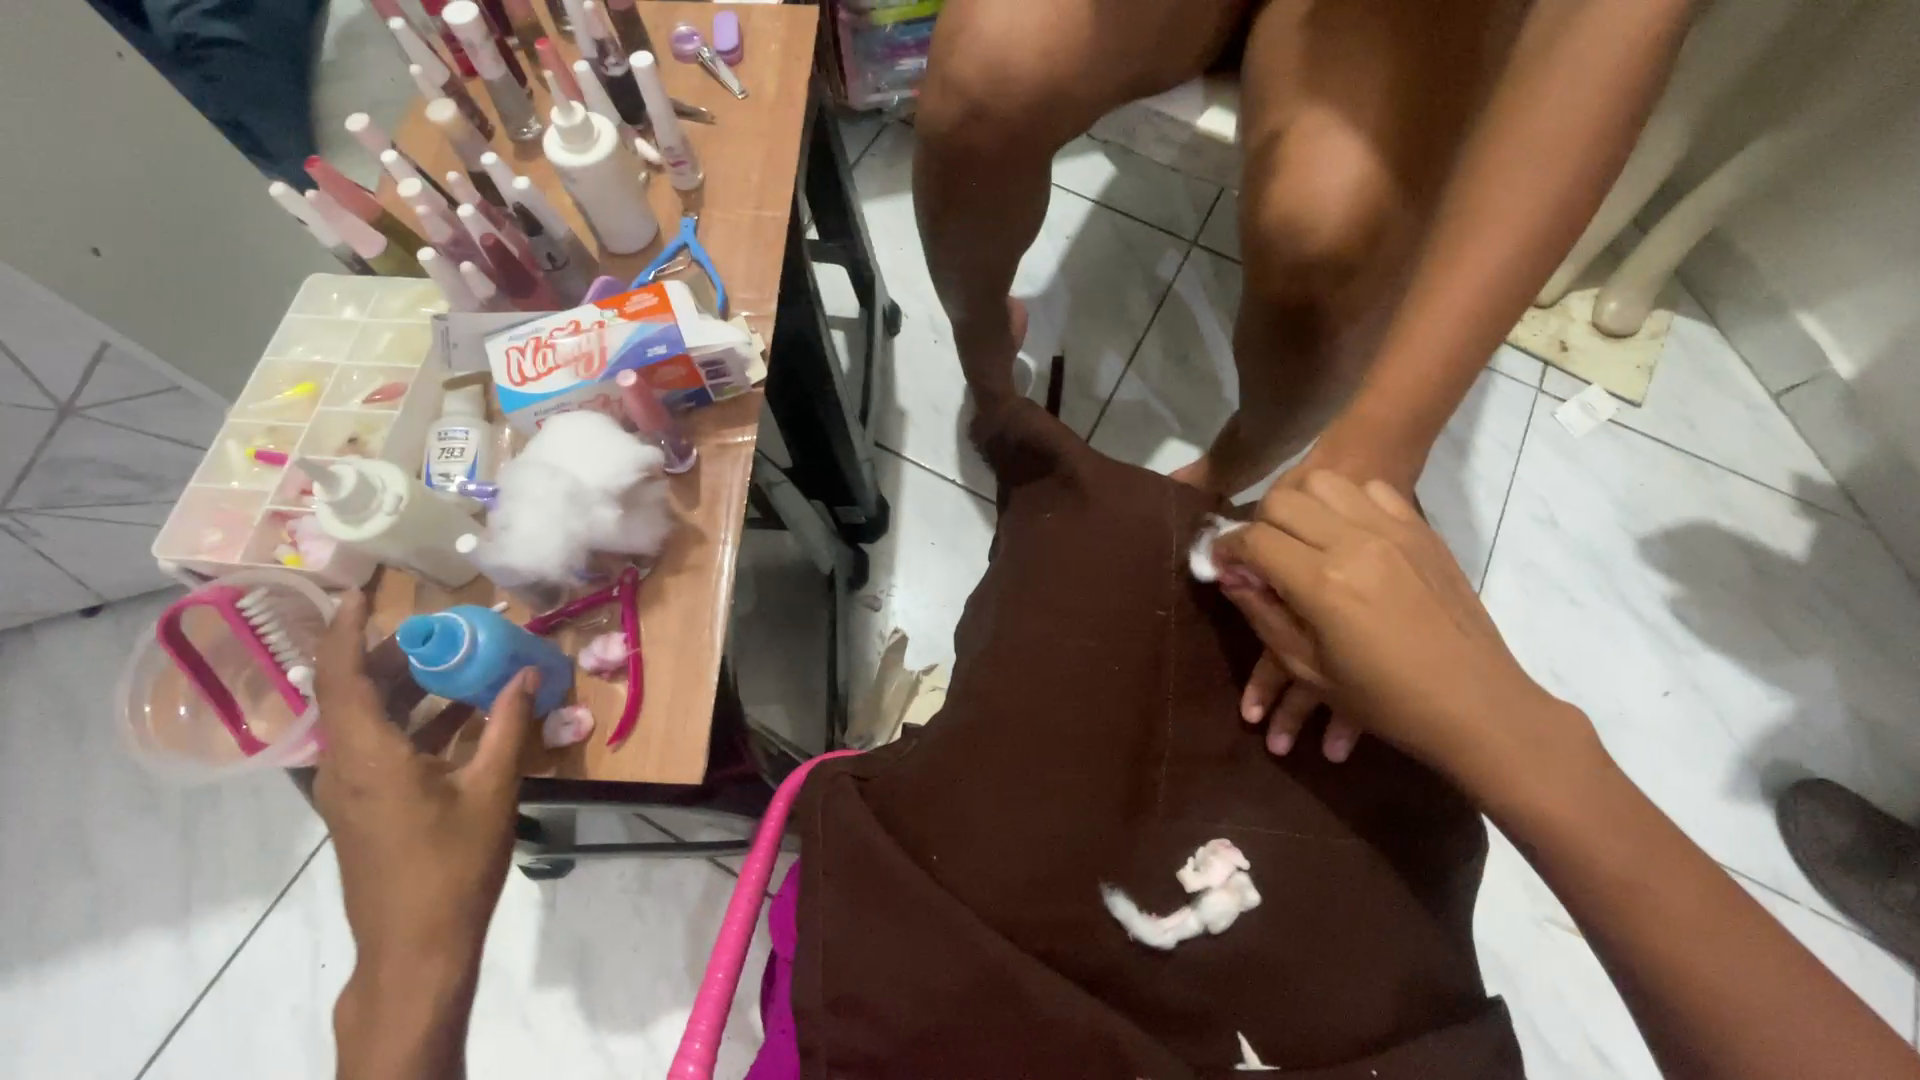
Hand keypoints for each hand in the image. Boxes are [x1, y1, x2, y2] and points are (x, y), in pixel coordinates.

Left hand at [314, 593, 536, 991]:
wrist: (417, 944)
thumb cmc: (453, 863)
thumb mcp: (491, 788)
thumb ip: (509, 725)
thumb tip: (528, 673)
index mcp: (367, 754)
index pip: (340, 675)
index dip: (346, 628)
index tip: (361, 589)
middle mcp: (345, 765)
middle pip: (354, 691)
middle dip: (392, 652)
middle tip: (440, 626)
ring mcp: (352, 788)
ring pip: (369, 719)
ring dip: (408, 687)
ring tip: (458, 661)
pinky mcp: (366, 805)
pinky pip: (381, 744)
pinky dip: (415, 720)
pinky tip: (462, 714)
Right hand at [1229, 421, 1426, 758]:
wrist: (1476, 703)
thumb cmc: (1383, 699)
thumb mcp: (1307, 667)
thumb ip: (1261, 611)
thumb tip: (1229, 572)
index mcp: (1322, 583)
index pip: (1253, 539)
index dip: (1226, 549)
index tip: (1220, 565)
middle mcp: (1354, 543)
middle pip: (1281, 500)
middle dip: (1258, 524)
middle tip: (1258, 557)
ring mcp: (1392, 530)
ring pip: (1324, 482)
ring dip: (1300, 506)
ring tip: (1299, 539)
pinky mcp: (1421, 530)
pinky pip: (1372, 491)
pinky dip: (1347, 503)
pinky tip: (1346, 536)